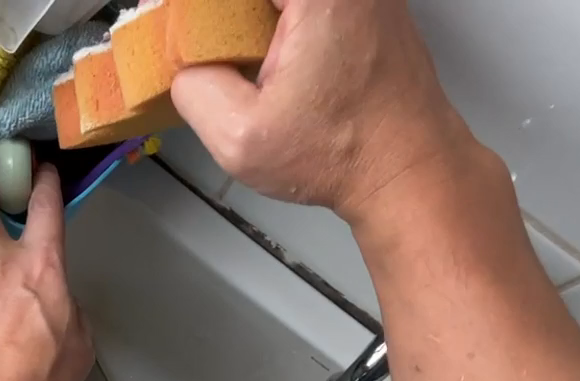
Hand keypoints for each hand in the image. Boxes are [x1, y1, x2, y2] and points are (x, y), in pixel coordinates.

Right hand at [170, 0, 482, 222]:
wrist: (403, 165)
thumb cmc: (337, 152)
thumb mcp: (239, 137)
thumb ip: (194, 89)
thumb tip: (185, 66)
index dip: (197, 12)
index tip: (176, 30)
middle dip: (223, 19)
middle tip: (203, 50)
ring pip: (277, 3)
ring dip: (248, 22)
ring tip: (238, 63)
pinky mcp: (367, 3)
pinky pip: (306, 6)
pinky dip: (276, 23)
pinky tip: (270, 61)